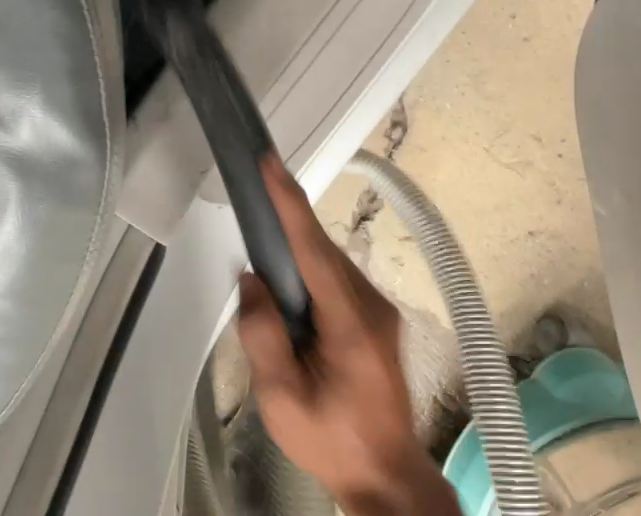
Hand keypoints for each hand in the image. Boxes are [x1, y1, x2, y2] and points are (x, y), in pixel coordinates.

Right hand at [237, 159, 459, 515]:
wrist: (388, 477)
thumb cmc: (333, 441)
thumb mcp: (281, 399)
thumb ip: (263, 336)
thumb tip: (252, 282)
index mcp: (351, 324)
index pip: (314, 248)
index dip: (289, 202)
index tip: (270, 163)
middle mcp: (372, 307)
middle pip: (322, 249)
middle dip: (287, 225)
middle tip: (253, 206)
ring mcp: (380, 312)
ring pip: (330, 262)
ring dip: (297, 252)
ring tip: (265, 259)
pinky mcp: (378, 322)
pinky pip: (337, 279)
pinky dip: (310, 271)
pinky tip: (290, 292)